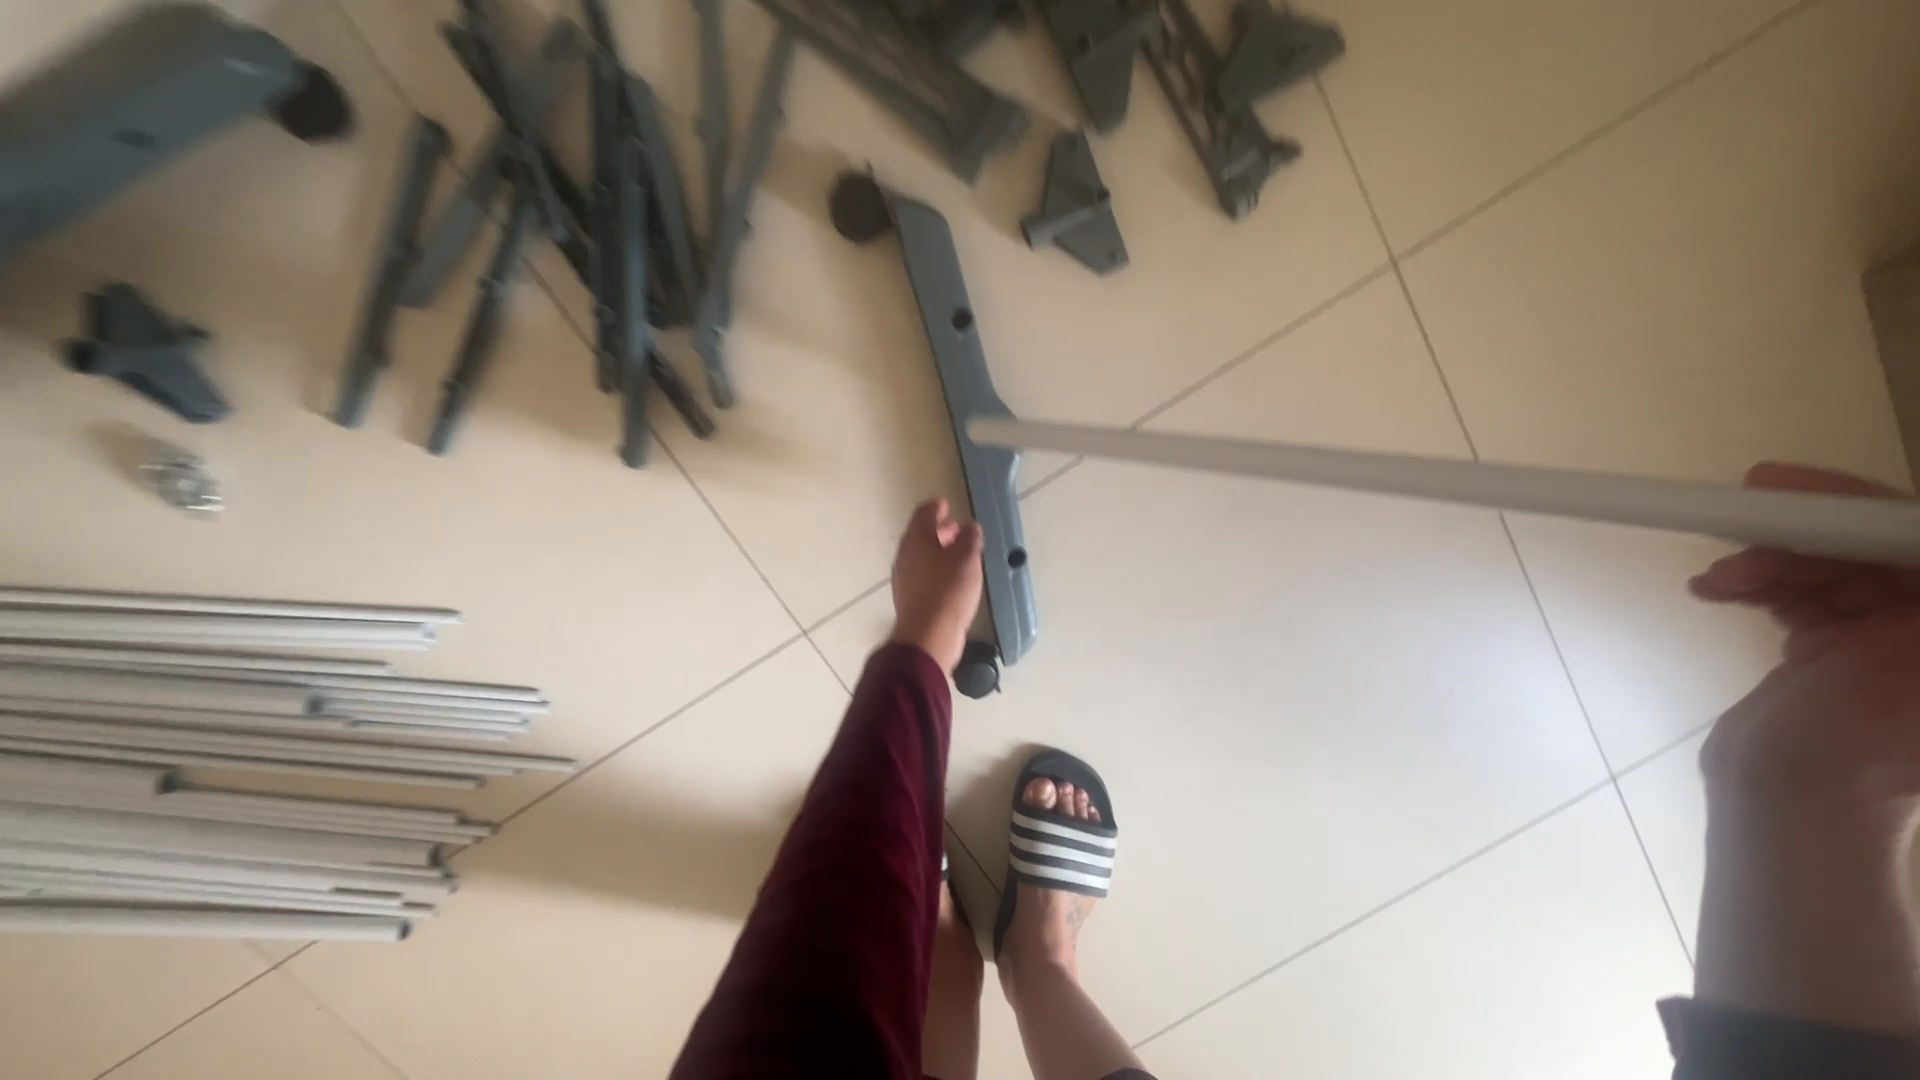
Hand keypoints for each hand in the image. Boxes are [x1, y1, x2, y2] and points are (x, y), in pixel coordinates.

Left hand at [888, 498, 984, 672]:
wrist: (929, 635)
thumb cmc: (948, 590)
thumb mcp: (966, 558)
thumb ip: (970, 538)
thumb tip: (970, 526)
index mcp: (916, 540)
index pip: (923, 514)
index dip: (935, 507)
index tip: (945, 504)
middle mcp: (905, 556)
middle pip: (920, 536)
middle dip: (939, 530)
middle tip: (956, 528)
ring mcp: (905, 579)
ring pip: (921, 556)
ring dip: (938, 551)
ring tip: (958, 554)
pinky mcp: (910, 598)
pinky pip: (923, 575)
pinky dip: (936, 569)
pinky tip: (952, 578)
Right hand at [1690, 463, 1919, 816]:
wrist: (1787, 801)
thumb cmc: (1855, 739)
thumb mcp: (1890, 656)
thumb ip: (1899, 590)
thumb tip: (1899, 530)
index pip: (1917, 542)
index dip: (1861, 508)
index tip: (1785, 488)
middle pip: (1878, 552)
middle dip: (1805, 536)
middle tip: (1738, 519)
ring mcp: (1890, 640)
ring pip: (1832, 569)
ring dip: (1770, 564)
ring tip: (1716, 580)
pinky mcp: (1838, 650)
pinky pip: (1801, 595)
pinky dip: (1757, 586)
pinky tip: (1714, 589)